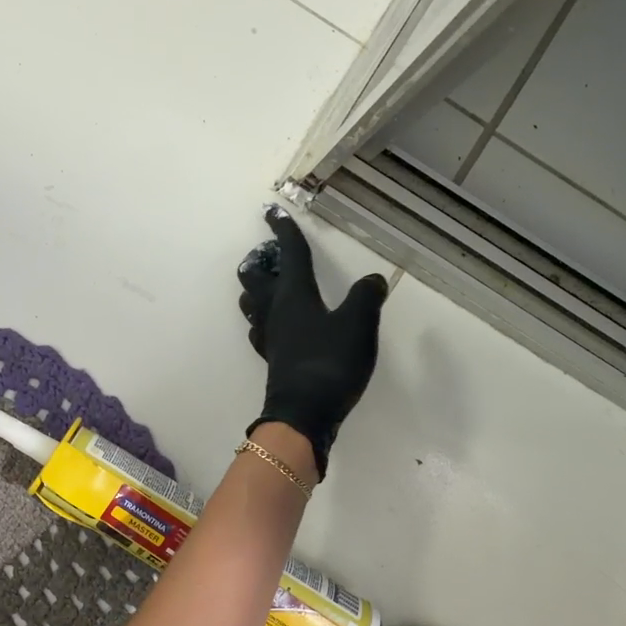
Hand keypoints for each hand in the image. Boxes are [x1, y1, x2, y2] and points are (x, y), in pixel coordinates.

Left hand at [236, 206, 388, 478]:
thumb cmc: (330, 362)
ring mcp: (269, 335)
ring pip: (252, 303)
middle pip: (257, 278)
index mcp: (294, 294)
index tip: (272, 212)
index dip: (283, 232)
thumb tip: (373, 279)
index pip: (289, 254)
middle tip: (270, 252)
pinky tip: (272, 322)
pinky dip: (263, 317)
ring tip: (268, 282)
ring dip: (257, 288)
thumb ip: (366, 298)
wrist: (303, 413)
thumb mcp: (359, 325)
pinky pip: (260, 328)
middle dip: (261, 261)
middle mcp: (275, 310)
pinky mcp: (271, 357)